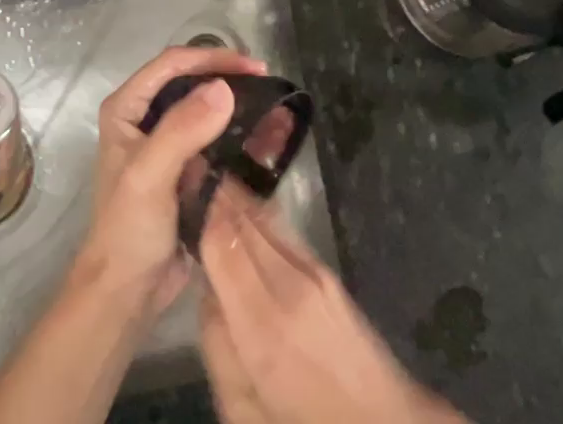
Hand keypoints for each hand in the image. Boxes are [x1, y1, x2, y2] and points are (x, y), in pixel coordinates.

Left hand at [71, 46, 267, 321]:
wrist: (127, 290)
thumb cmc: (129, 229)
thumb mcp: (150, 176)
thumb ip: (182, 130)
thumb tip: (224, 89)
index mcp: (126, 109)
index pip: (172, 65)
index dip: (212, 59)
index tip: (254, 67)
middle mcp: (145, 120)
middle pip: (191, 83)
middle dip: (229, 80)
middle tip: (269, 87)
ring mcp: (167, 146)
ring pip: (207, 112)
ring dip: (238, 109)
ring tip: (275, 110)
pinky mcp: (187, 170)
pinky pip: (217, 142)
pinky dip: (240, 137)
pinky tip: (267, 140)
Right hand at [197, 197, 469, 423]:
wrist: (384, 423)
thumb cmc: (303, 420)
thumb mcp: (242, 407)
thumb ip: (217, 346)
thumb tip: (206, 290)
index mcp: (262, 324)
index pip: (223, 244)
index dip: (201, 207)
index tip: (179, 180)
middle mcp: (290, 286)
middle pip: (244, 222)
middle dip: (215, 191)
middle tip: (186, 164)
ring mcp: (314, 275)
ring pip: (265, 220)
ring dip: (236, 195)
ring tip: (208, 174)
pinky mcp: (328, 273)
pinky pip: (284, 232)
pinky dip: (257, 213)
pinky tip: (241, 205)